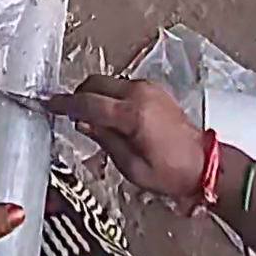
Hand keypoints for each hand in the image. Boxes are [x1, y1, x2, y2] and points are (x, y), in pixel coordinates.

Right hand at [48, 73, 208, 200]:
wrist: (206, 164)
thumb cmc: (171, 174)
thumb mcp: (132, 168)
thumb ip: (105, 141)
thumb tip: (83, 124)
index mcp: (132, 115)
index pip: (88, 103)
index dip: (65, 104)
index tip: (49, 104)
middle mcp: (139, 94)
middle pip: (94, 84)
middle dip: (78, 96)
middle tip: (69, 113)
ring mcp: (147, 88)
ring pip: (107, 82)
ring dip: (94, 95)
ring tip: (92, 117)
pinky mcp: (153, 89)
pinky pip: (121, 85)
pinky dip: (109, 95)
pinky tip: (110, 113)